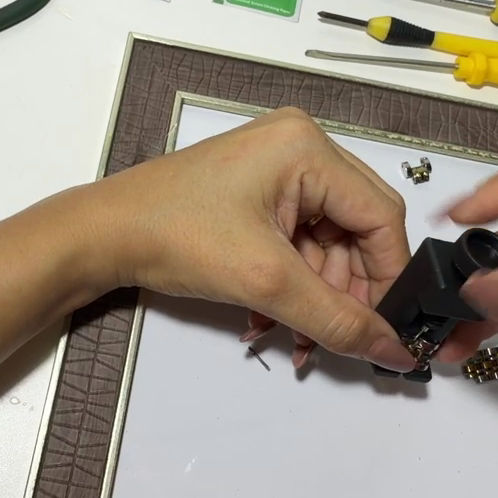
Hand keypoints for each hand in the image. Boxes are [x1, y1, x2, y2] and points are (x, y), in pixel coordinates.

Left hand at [87, 108, 414, 369]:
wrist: (104, 235)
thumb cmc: (172, 235)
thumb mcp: (265, 281)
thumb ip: (337, 319)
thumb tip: (393, 349)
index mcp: (307, 147)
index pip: (379, 215)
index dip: (388, 276)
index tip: (388, 327)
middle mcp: (299, 147)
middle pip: (355, 229)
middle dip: (346, 290)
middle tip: (337, 337)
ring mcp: (277, 167)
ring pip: (327, 242)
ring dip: (315, 294)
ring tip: (293, 337)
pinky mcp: (259, 190)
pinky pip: (298, 240)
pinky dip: (293, 282)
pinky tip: (271, 316)